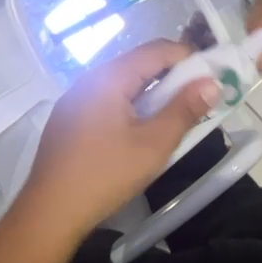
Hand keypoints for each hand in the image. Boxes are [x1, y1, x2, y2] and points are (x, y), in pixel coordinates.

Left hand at [17, 40, 221, 234]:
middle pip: (137, 63)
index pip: (156, 50)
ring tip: (173, 114)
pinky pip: (106, 99)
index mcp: (109, 77)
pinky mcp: (68, 120)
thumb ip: (184, 110)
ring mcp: (75, 99)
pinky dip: (130, 105)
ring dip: (151, 92)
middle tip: (197, 96)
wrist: (49, 212)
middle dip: (171, 75)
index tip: (212, 74)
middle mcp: (90, 79)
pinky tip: (138, 130)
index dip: (188, 57)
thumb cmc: (105, 174)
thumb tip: (212, 82)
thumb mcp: (153, 144)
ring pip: (122, 83)